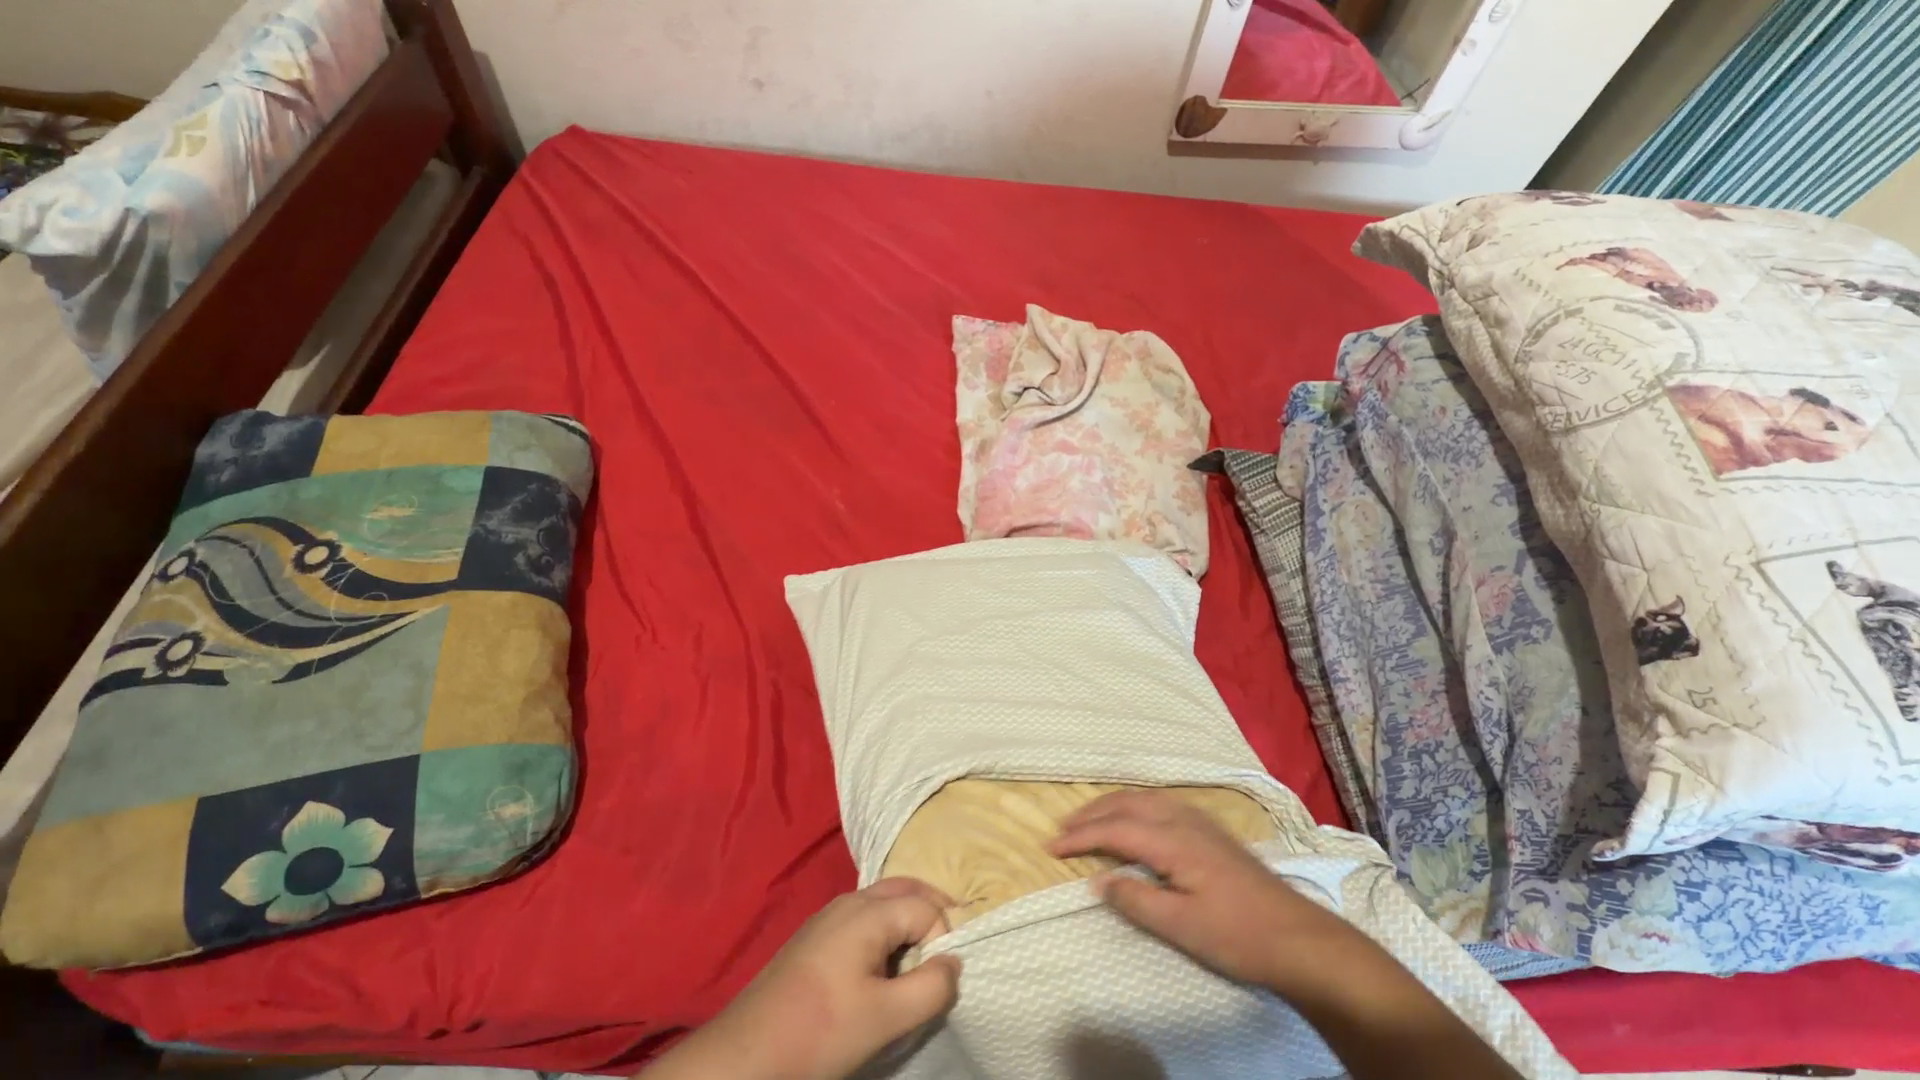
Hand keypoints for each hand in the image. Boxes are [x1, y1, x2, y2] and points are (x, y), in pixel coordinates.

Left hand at [639, 878, 961, 1079]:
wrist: (748, 1053)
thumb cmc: (821, 1030)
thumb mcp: (888, 1017)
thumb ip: (932, 987)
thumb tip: (953, 963)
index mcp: (868, 912)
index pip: (928, 909)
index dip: (942, 941)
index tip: (938, 980)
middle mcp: (848, 902)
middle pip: (905, 889)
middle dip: (933, 911)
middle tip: (948, 950)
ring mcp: (827, 917)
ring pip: (883, 902)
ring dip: (908, 922)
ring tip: (920, 962)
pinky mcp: (814, 938)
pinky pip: (863, 918)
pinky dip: (886, 930)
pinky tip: (883, 967)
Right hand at [1046, 788, 1357, 993]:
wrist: (1299, 939)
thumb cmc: (1238, 935)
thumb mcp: (1181, 927)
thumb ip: (1136, 901)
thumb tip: (1099, 881)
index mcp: (1175, 841)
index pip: (1116, 830)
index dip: (1081, 836)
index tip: (1050, 847)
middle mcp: (1187, 821)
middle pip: (1129, 803)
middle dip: (1092, 813)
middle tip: (1063, 828)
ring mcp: (1204, 823)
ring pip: (1148, 798)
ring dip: (1114, 805)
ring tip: (1090, 819)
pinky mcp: (1215, 833)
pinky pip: (1164, 803)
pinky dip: (1137, 805)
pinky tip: (1137, 819)